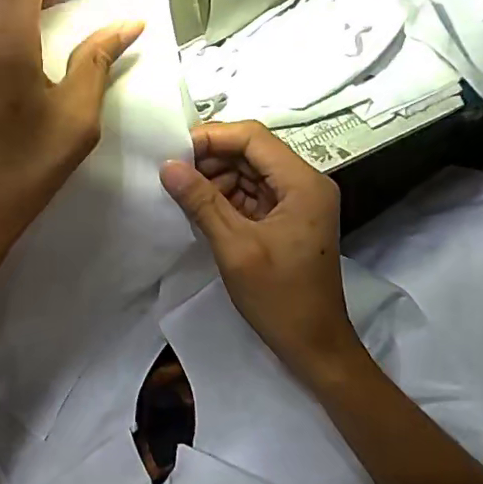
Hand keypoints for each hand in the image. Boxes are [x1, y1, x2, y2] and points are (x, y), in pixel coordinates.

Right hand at [159, 121, 364, 377]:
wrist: (315, 345)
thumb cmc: (279, 298)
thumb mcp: (235, 247)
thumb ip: (201, 202)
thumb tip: (168, 166)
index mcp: (303, 183)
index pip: (253, 138)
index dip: (213, 138)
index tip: (174, 150)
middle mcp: (306, 184)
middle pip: (253, 152)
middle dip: (212, 159)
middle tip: (173, 174)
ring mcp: (299, 202)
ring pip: (251, 173)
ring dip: (217, 179)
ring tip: (182, 193)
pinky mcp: (289, 220)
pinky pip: (254, 195)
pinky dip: (227, 198)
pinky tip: (200, 208)